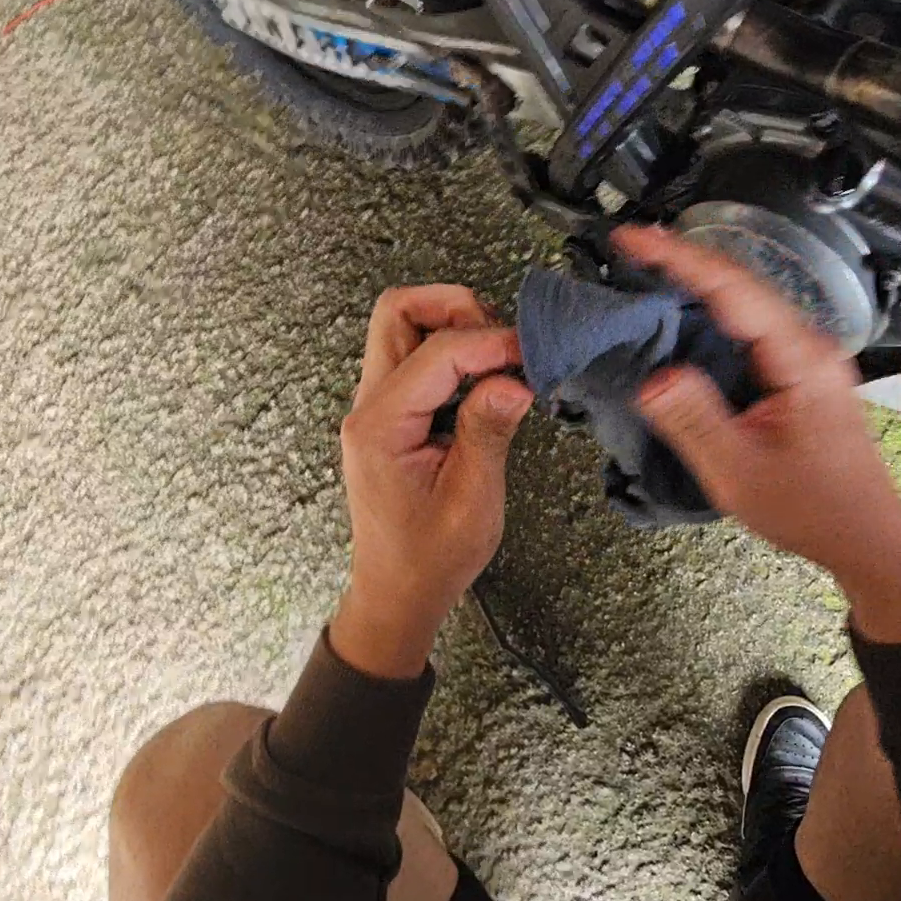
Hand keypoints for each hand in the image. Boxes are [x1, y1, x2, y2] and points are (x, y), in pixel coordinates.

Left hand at [333, 285, 533, 678]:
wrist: (396, 593)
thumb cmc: (431, 558)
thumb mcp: (472, 500)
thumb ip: (488, 430)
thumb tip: (514, 378)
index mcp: (381, 426)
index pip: (437, 351)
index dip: (490, 342)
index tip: (531, 355)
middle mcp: (368, 406)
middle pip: (398, 313)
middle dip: (454, 308)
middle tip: (502, 340)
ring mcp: (375, 408)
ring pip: (402, 328)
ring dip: (452, 327)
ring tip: (498, 361)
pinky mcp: (390, 416)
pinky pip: (414, 359)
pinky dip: (451, 354)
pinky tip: (484, 381)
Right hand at [615, 225, 900, 641]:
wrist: (867, 538)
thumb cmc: (815, 510)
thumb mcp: (742, 472)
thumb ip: (696, 422)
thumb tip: (653, 377)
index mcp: (800, 359)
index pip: (732, 287)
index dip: (677, 257)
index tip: (632, 238)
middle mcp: (807, 346)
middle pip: (738, 283)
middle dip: (679, 261)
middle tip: (627, 249)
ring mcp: (804, 358)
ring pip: (741, 304)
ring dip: (691, 286)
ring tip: (642, 274)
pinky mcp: (794, 373)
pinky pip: (745, 330)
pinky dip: (705, 317)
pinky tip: (677, 321)